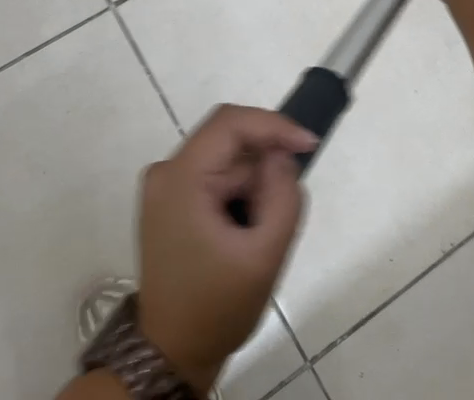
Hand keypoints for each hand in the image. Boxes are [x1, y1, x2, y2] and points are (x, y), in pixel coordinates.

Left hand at [136, 105, 316, 392]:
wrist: (173, 351)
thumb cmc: (217, 306)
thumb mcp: (264, 254)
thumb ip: (283, 196)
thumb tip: (281, 156)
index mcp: (181, 178)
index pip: (229, 123)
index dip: (273, 125)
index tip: (310, 146)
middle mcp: (165, 172)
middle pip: (227, 143)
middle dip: (263, 167)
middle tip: (284, 210)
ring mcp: (163, 187)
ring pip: (223, 164)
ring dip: (252, 186)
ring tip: (260, 234)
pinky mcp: (169, 203)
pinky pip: (212, 180)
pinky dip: (238, 196)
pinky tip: (244, 233)